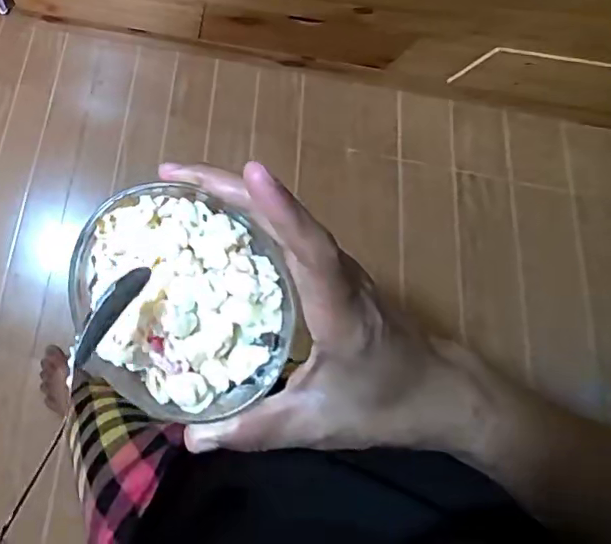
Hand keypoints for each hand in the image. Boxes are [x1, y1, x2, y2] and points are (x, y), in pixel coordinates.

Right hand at [158, 161, 510, 458]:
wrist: (441, 389)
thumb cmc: (386, 404)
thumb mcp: (320, 424)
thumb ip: (257, 429)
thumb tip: (191, 438)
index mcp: (339, 308)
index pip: (311, 250)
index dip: (282, 210)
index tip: (252, 171)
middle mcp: (335, 270)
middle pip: (282, 215)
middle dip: (225, 186)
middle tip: (170, 172)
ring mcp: (331, 259)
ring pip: (279, 212)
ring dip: (230, 190)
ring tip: (180, 181)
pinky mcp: (323, 260)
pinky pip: (280, 223)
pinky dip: (243, 206)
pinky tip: (211, 209)